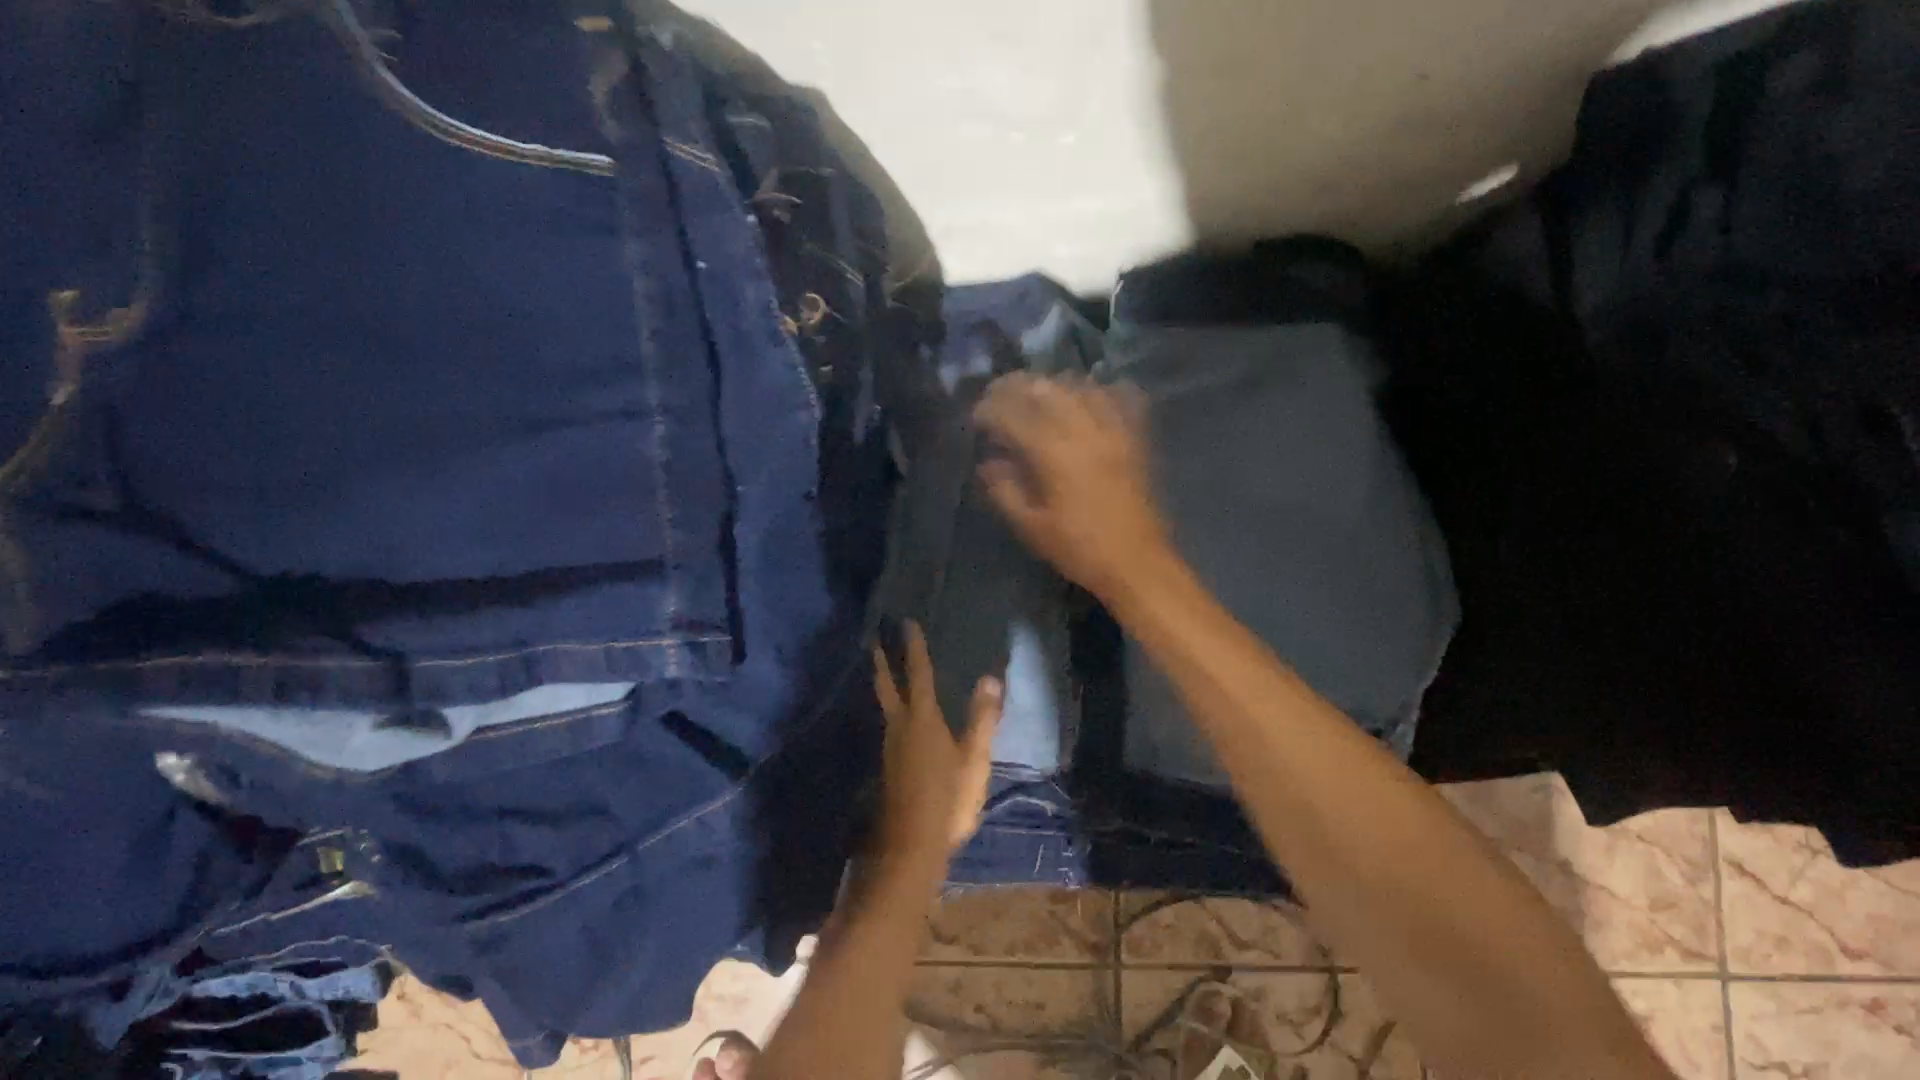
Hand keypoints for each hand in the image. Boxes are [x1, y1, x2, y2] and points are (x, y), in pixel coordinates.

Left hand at [871, 622, 1002, 865]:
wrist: (913, 843)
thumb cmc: (949, 798)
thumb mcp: (974, 759)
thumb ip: (982, 719)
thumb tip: (990, 678)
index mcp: (923, 719)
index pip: (919, 674)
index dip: (915, 648)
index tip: (907, 624)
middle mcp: (900, 727)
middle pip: (888, 687)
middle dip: (884, 663)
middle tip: (876, 640)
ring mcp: (891, 748)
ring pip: (885, 707)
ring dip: (884, 685)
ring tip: (886, 672)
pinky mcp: (890, 766)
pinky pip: (890, 726)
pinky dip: (892, 710)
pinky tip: (899, 719)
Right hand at [972, 373, 1176, 600]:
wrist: (1136, 562)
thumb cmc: (1079, 549)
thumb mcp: (1031, 526)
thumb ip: (1005, 489)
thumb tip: (989, 463)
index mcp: (1052, 452)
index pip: (1012, 413)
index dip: (988, 409)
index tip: (976, 417)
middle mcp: (1083, 430)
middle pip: (1045, 388)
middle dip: (1016, 386)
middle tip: (998, 396)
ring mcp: (1114, 430)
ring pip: (1080, 386)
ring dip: (1053, 385)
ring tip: (1036, 394)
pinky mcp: (1136, 438)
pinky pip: (1119, 398)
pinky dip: (1099, 390)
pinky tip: (1088, 397)